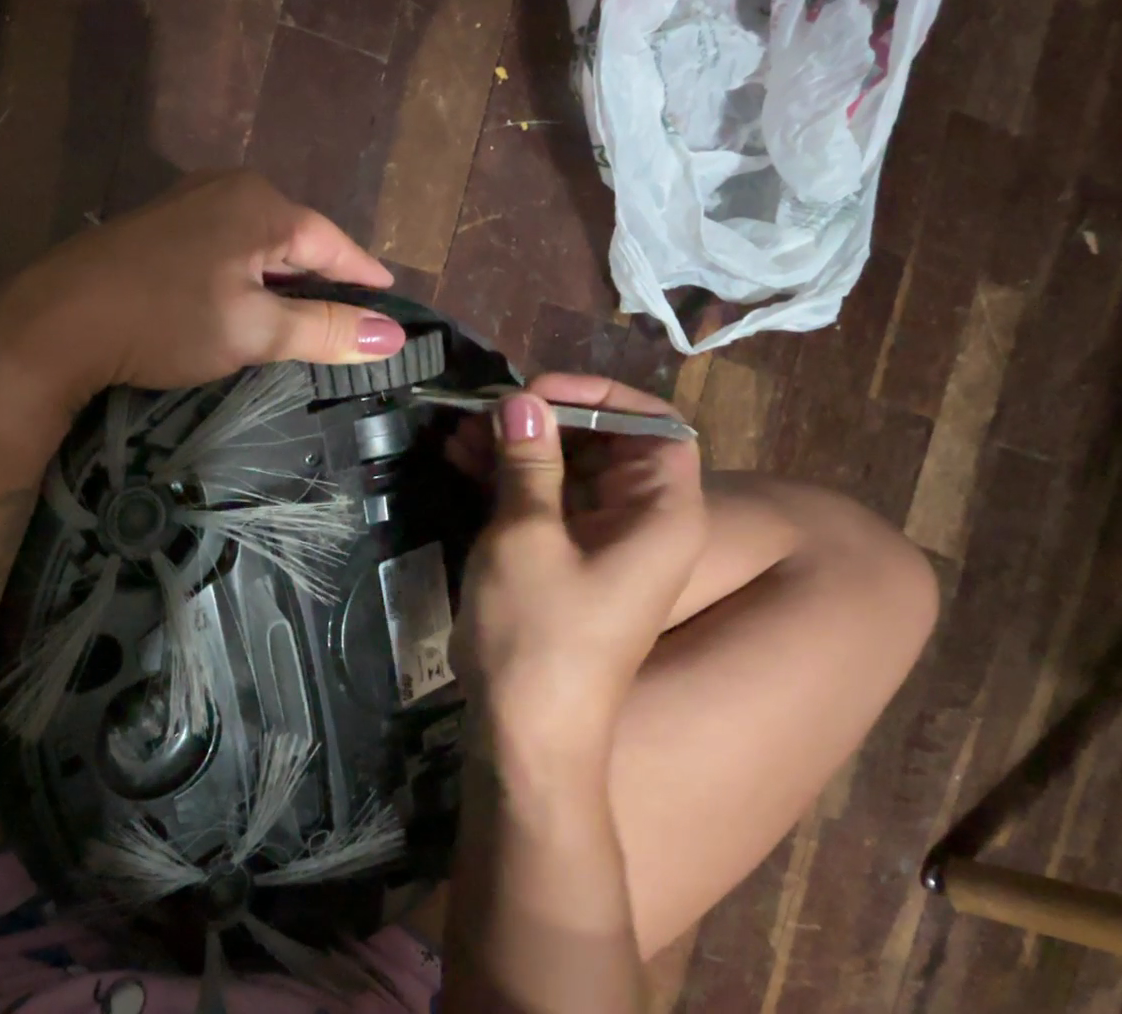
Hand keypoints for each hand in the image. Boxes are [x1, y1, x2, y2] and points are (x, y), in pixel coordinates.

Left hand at [0, 172, 405, 404]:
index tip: (390, 300)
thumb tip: (394, 336)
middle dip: (321, 278)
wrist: (58, 321)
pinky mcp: (155, 229)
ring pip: (255, 245)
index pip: (332, 242)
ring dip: (279, 279)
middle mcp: (225, 189)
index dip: (362, 276)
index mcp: (260, 204)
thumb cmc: (164, 321)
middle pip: (293, 239)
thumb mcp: (253, 330)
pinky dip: (243, 277)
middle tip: (347, 317)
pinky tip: (240, 303)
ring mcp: (185, 205)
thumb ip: (324, 330)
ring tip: (300, 316)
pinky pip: (221, 250)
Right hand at [450, 374, 706, 763]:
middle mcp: (644, 522)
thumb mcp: (525, 537)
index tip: (533, 393)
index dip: (596, 396)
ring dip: (517, 449)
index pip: (651, 425)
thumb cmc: (538, 632)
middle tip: (480, 414)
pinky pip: (547, 504)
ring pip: (568, 473)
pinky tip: (462, 463)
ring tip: (458, 434)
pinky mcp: (569, 563)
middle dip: (541, 421)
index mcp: (663, 512)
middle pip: (604, 445)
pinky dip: (510, 482)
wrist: (529, 729)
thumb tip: (520, 401)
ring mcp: (605, 545)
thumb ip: (527, 463)